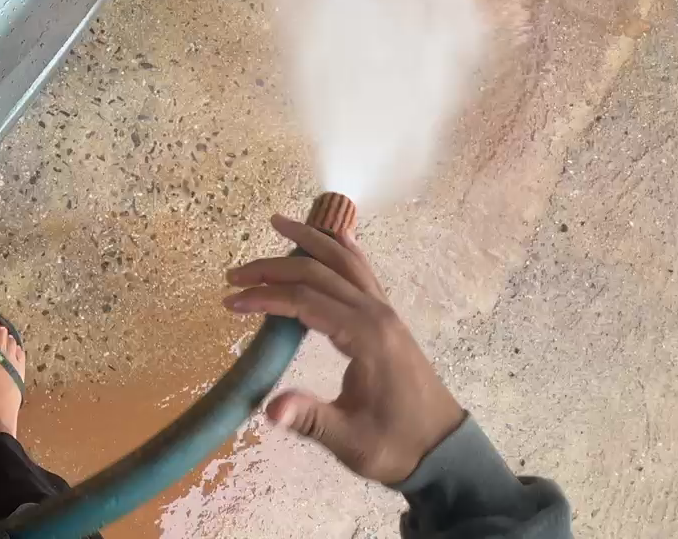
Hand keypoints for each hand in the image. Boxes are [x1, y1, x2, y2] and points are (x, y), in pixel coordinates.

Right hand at [224, 214, 464, 484]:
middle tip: (234, 275)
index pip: (303, 301)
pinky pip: (362, 270)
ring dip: (308, 239)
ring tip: (277, 222)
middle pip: (315, 272)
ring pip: (342, 260)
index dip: (264, 297)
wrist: (447, 455)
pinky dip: (343, 248)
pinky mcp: (386, 316)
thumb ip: (310, 419)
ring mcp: (384, 311)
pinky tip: (334, 235)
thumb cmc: (397, 447)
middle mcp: (375, 314)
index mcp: (365, 337)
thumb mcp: (352, 442)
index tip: (230, 302)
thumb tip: (269, 409)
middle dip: (271, 269)